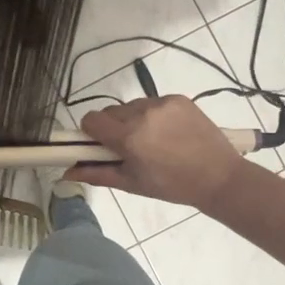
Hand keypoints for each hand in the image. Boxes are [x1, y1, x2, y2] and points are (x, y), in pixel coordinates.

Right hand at [64, 97, 257, 209]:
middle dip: (112, 127)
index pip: (91, 119)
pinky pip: (153, 102)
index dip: (90, 132)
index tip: (100, 145)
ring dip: (132, 120)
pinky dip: (153, 115)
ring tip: (152, 140)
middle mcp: (142, 113)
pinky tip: (167, 133)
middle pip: (110, 111)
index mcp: (128, 136)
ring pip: (131, 106)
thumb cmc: (171, 186)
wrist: (218, 176)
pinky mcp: (178, 98)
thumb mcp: (131, 183)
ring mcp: (162, 103)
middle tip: (128, 147)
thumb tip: (66, 171)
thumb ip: (96, 173)